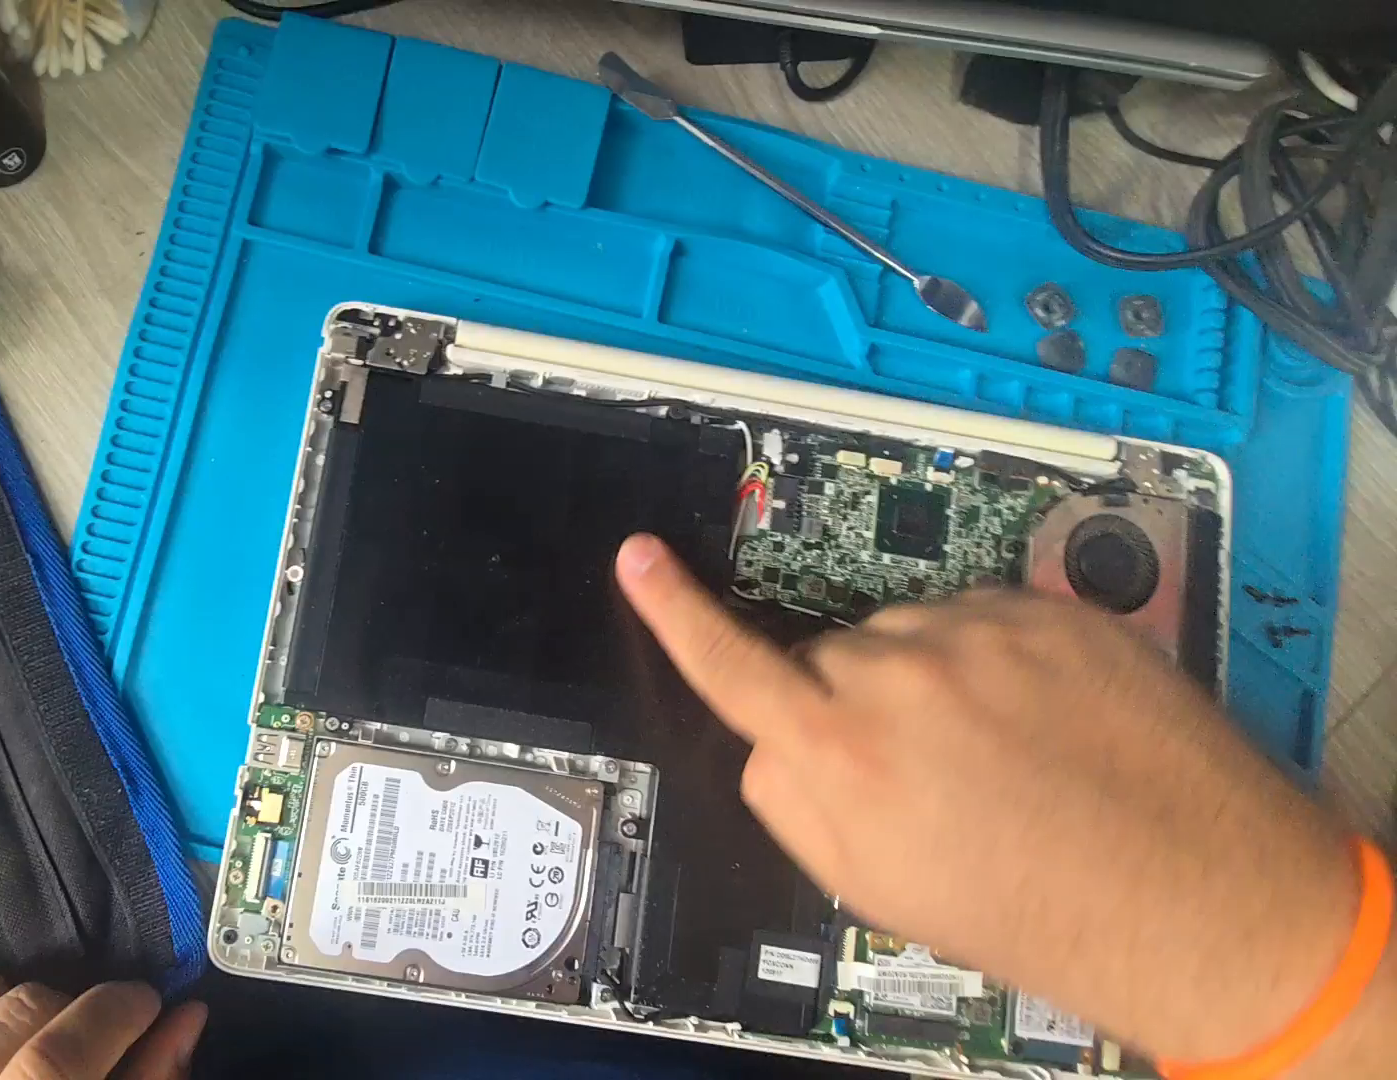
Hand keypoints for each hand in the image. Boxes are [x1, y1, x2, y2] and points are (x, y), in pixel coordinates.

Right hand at [613, 533, 1383, 1069]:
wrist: (1211, 911)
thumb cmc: (1021, 907)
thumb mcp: (866, 881)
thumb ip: (782, 794)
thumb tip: (763, 732)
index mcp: (844, 756)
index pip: (729, 668)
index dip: (672, 609)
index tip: (637, 556)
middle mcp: (900, 679)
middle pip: (819, 657)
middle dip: (842, 700)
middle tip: (915, 763)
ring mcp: (979, 634)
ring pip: (896, 635)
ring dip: (918, 677)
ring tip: (989, 743)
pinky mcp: (1047, 611)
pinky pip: (968, 616)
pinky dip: (982, 657)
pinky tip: (1032, 712)